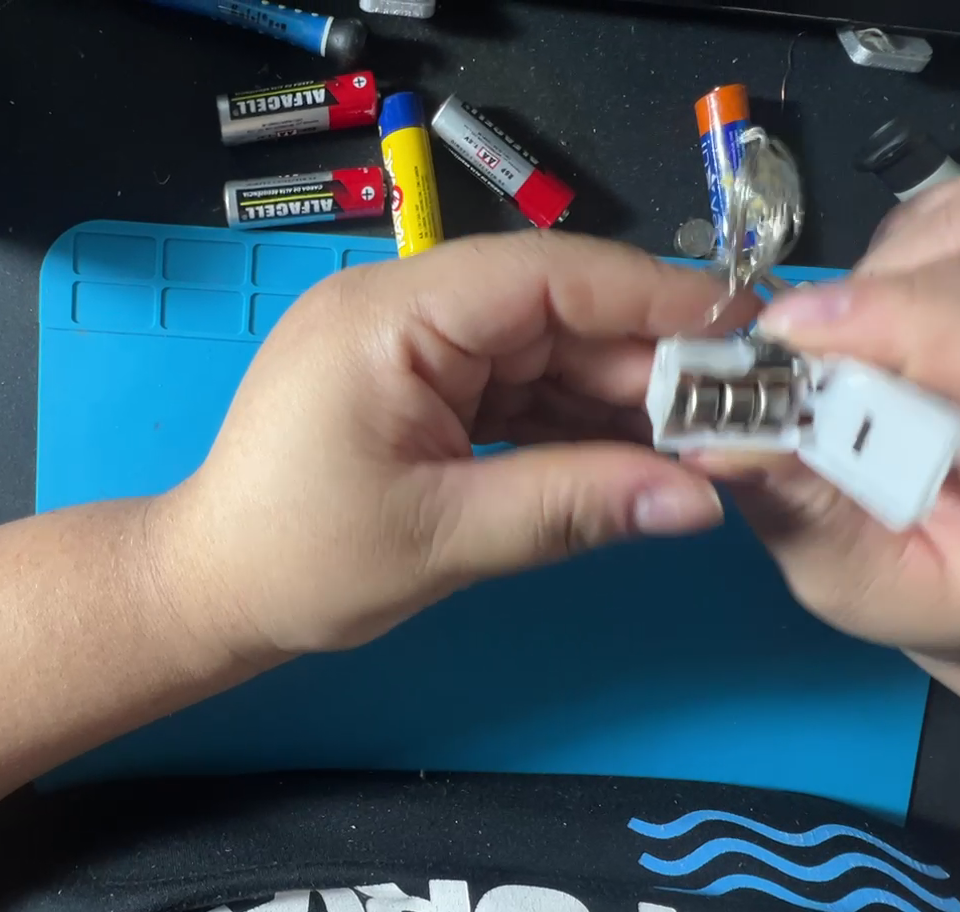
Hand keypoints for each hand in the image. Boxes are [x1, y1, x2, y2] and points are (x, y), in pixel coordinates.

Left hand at [156, 232, 744, 654]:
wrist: (215, 588)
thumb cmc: (302, 563)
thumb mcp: (442, 537)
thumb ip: (571, 507)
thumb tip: (697, 501)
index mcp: (386, 319)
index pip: (542, 275)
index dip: (652, 299)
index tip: (744, 336)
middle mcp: (393, 311)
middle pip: (546, 313)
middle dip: (637, 364)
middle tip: (731, 414)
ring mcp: (399, 348)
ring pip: (531, 353)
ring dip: (605, 397)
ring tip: (691, 442)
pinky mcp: (406, 387)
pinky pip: (501, 388)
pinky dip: (558, 420)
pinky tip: (619, 453)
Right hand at [695, 158, 959, 660]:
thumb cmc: (955, 595)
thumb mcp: (861, 586)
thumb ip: (800, 515)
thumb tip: (712, 437)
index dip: (907, 319)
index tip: (783, 335)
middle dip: (870, 298)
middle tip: (793, 366)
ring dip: (883, 271)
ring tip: (844, 348)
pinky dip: (903, 245)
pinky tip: (882, 317)